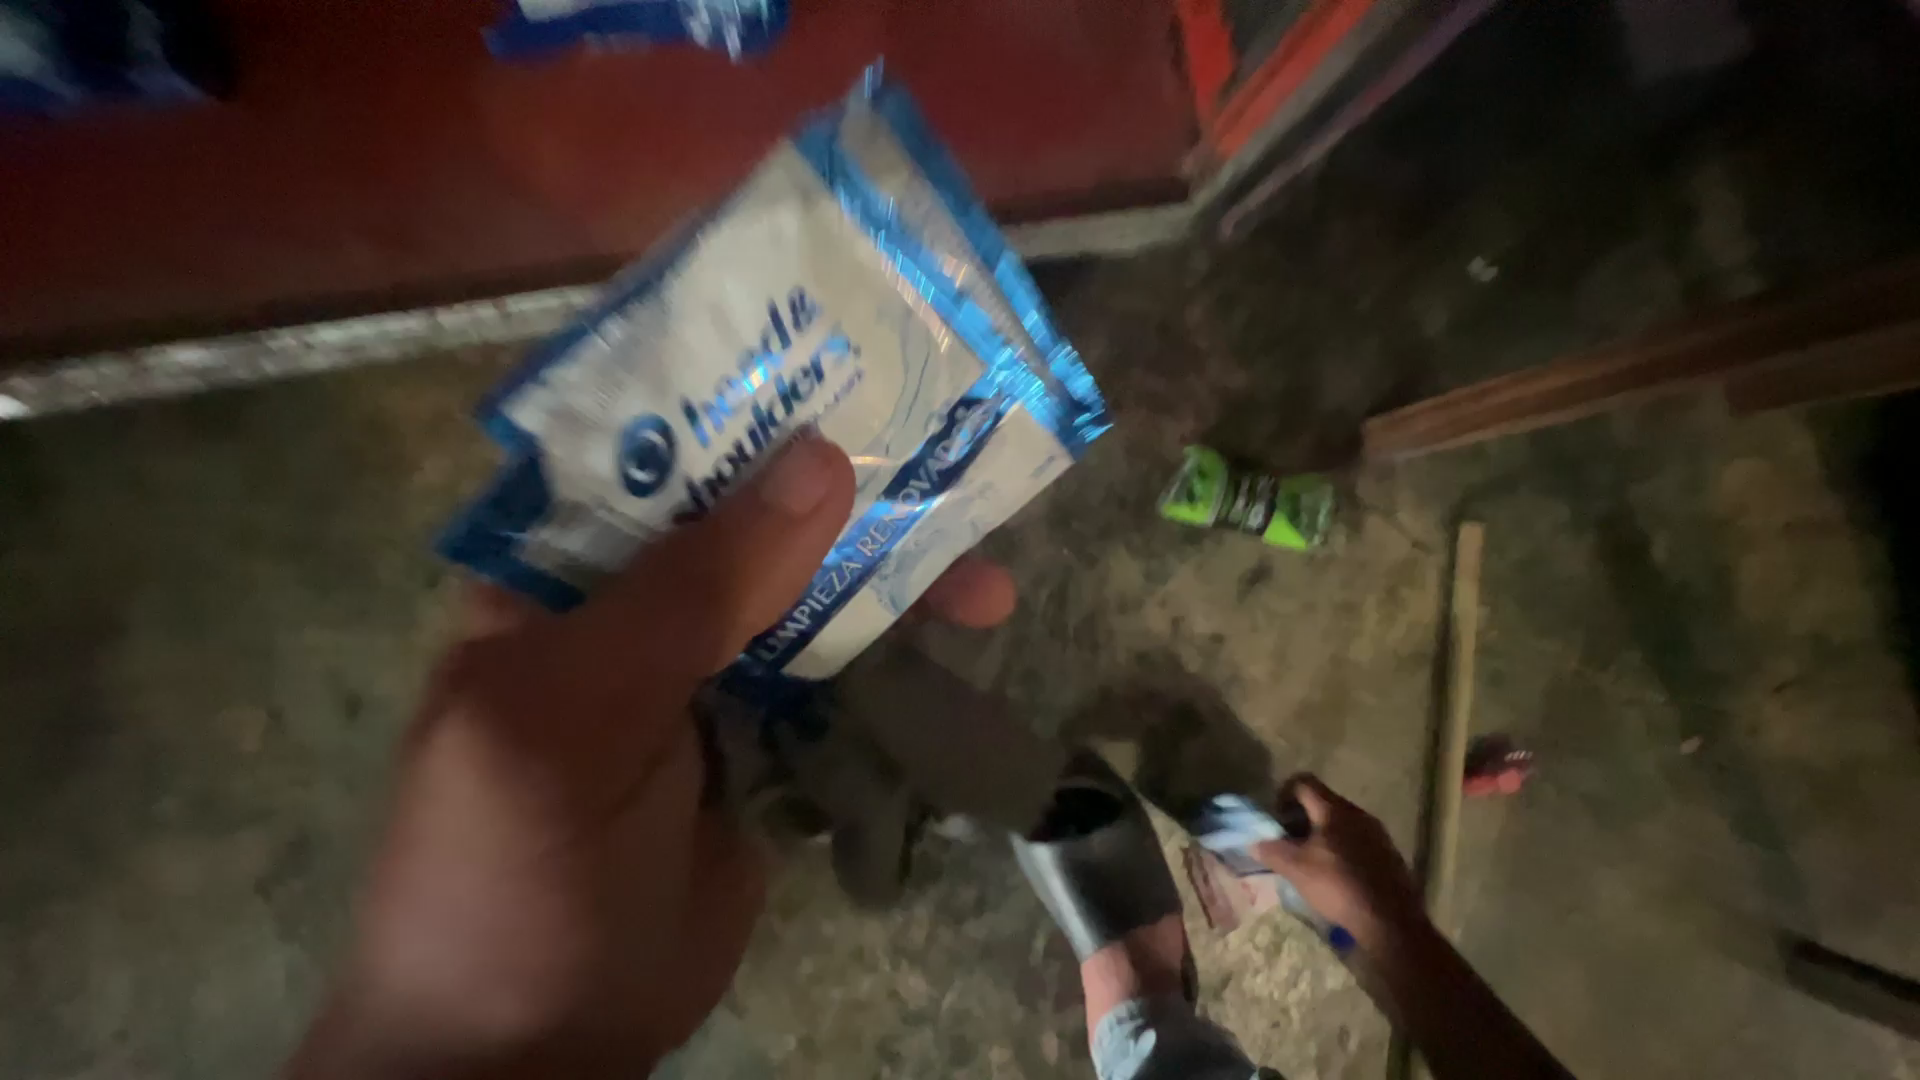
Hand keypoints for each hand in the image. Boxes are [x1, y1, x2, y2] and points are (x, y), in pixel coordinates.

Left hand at [291, 436, 1014, 1077]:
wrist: (549, 1045)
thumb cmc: (515, 871)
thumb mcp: (581, 714)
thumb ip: (695, 592)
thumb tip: (819, 464)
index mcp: (564, 573)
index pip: (654, 453)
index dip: (740, 402)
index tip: (836, 363)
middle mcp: (643, 601)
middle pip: (758, 518)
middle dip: (848, 498)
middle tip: (944, 467)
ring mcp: (718, 664)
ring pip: (817, 590)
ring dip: (897, 581)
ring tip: (984, 582)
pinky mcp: (776, 724)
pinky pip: (847, 664)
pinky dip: (903, 650)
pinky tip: (964, 635)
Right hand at [1254, 774, 1423, 944]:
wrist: (1392, 922)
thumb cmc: (1338, 886)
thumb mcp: (1295, 869)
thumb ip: (1271, 851)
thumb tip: (1254, 843)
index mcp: (1334, 810)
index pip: (1303, 782)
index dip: (1283, 794)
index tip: (1277, 819)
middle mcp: (1358, 814)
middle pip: (1323, 802)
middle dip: (1302, 817)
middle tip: (1291, 842)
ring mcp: (1378, 834)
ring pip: (1342, 822)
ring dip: (1322, 834)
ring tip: (1313, 861)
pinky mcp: (1390, 855)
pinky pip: (1359, 840)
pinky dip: (1342, 849)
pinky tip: (1338, 876)